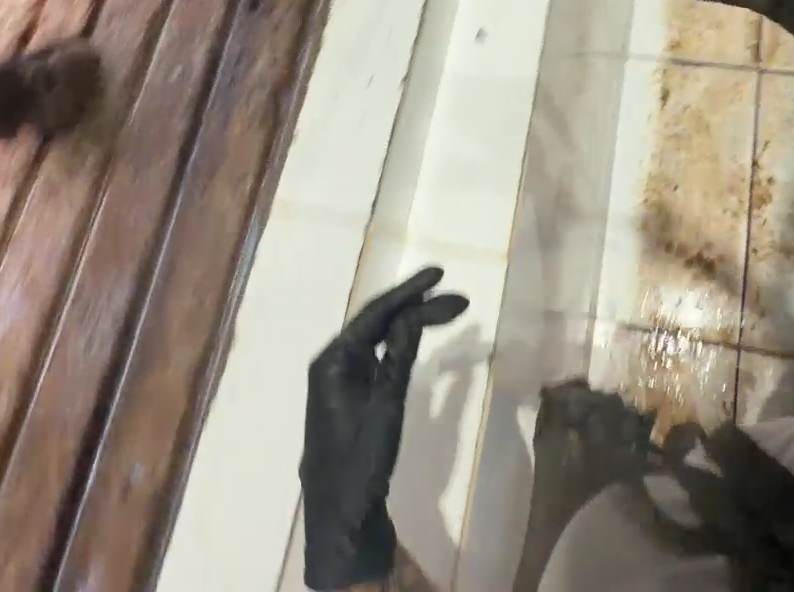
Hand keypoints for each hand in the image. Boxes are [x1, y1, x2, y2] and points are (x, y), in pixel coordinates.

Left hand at [301, 268, 467, 590]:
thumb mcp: (385, 407)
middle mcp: (334, 363)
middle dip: (418, 307)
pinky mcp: (352, 397)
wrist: (340, 520)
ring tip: (449, 312)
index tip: (439, 273)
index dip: (409, 291)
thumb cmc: (360, 462)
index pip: (376, 314)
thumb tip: (414, 312)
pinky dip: (403, 345)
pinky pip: (380, 357)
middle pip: (380, 323)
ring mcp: (341, 380)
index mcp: (333, 360)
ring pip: (380, 338)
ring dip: (412, 323)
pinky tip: (421, 338)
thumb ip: (399, 357)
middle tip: (460, 302)